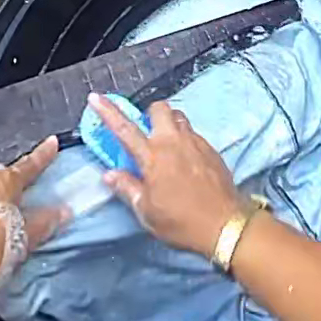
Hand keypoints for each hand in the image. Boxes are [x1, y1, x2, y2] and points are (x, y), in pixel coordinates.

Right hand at [88, 94, 241, 257]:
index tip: (96, 97)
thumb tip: (109, 174)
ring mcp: (193, 141)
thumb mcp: (147, 213)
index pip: (124, 129)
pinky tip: (185, 159)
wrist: (224, 223)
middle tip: (146, 132)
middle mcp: (172, 141)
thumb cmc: (181, 222)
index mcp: (152, 156)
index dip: (108, 111)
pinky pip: (192, 132)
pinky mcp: (209, 147)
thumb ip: (127, 188)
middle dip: (149, 113)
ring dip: (168, 123)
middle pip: (159, 108)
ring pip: (178, 116)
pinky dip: (184, 138)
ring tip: (166, 144)